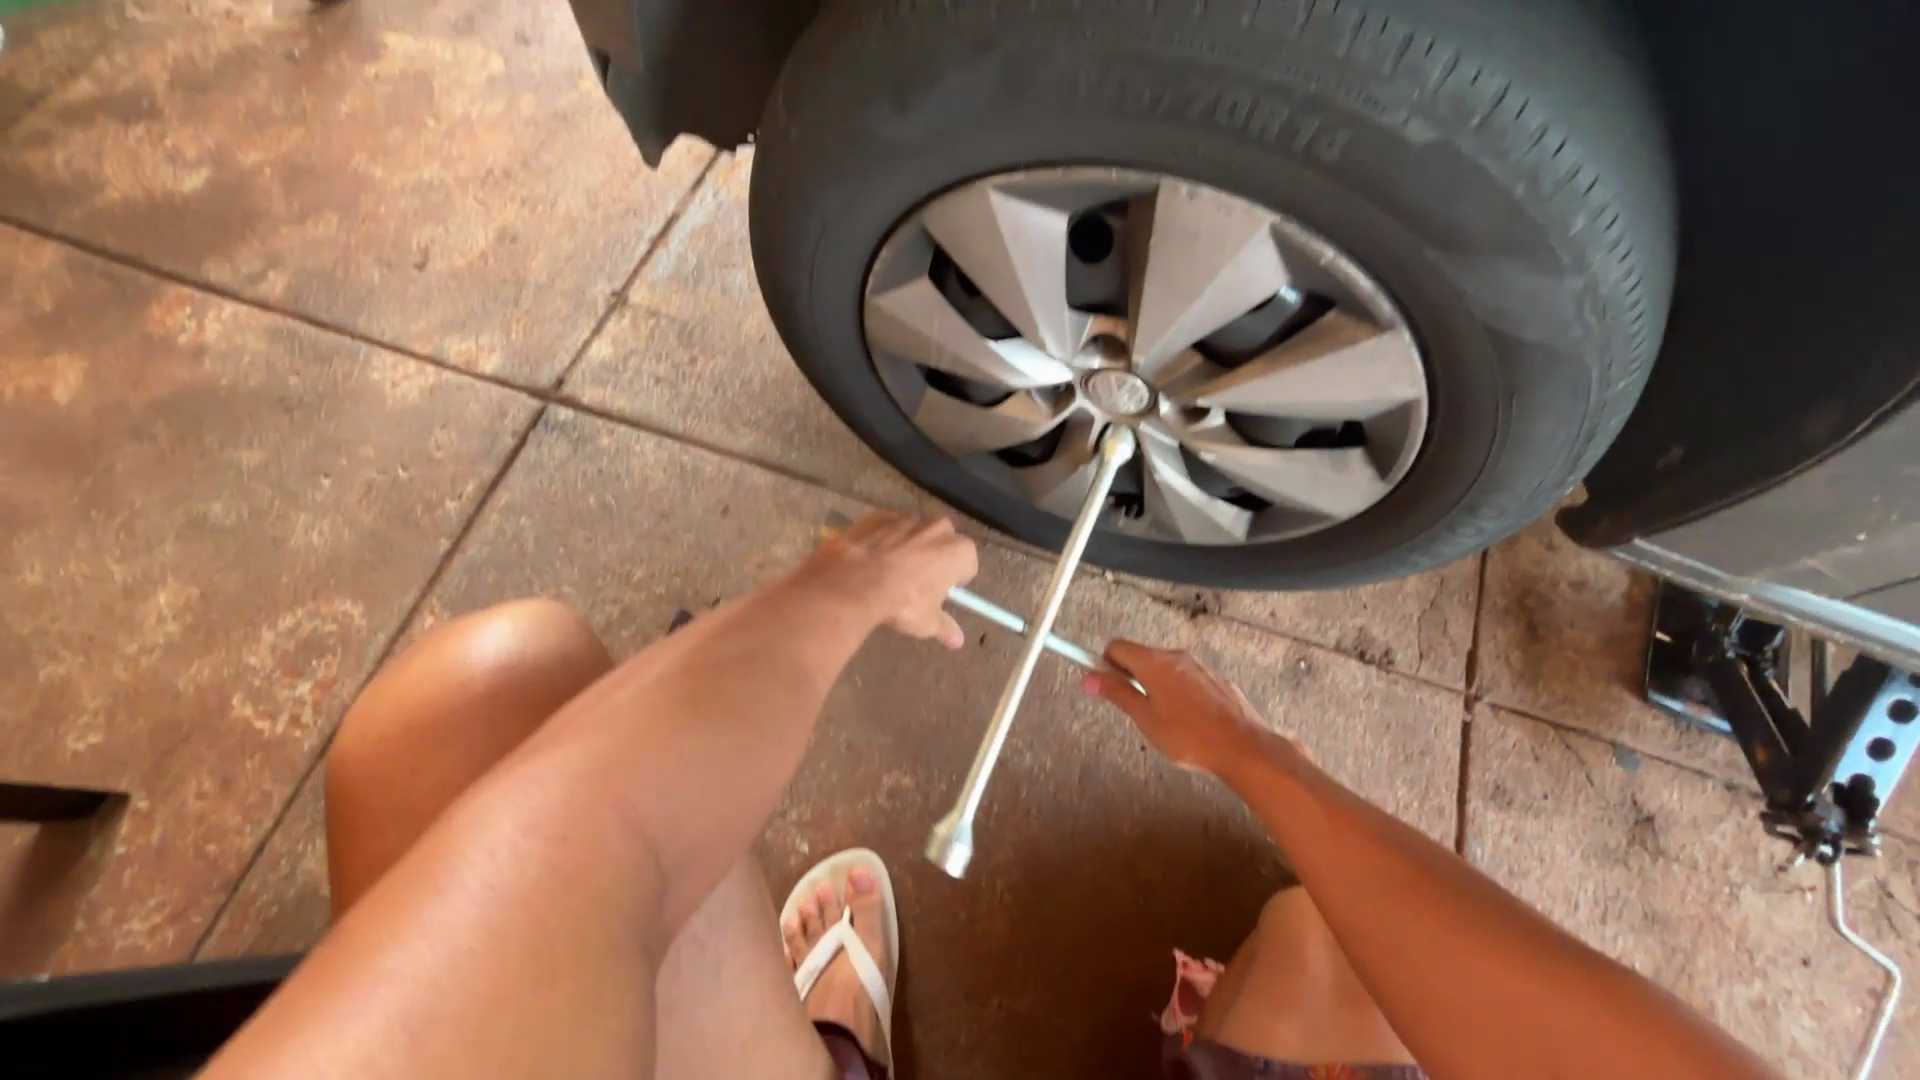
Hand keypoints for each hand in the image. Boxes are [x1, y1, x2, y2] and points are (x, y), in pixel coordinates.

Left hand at [805, 511, 977, 647]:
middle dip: (934, 557)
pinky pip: (888, 527)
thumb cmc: (902, 602)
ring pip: (915, 532)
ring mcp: (908, 518)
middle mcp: (939, 528)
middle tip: (917, 582)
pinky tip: (871, 560)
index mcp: (959, 551)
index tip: (941, 593)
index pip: (967, 565)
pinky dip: (883, 539)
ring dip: (909, 546)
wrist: (855, 582)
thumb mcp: (926, 622)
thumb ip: (945, 628)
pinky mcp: (879, 515)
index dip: (954, 580)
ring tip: (890, 572)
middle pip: (943, 542)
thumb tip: (958, 641)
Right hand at [1080, 640, 1280, 773]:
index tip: (1104, 685)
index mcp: (1154, 663)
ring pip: (1165, 669)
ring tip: (1164, 721)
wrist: (1242, 747)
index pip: (1116, 647)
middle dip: (1132, 678)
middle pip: (1141, 656)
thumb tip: (1089, 678)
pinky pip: (1187, 679)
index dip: (1105, 664)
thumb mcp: (1145, 718)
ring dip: (1156, 686)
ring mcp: (1199, 667)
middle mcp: (1176, 656)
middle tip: (1135, 710)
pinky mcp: (1216, 680)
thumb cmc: (1190, 736)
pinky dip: (1179, 692)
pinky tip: (1188, 722)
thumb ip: (1117, 693)